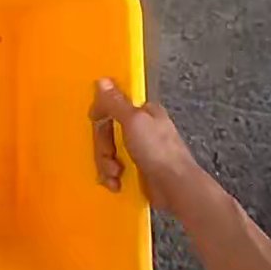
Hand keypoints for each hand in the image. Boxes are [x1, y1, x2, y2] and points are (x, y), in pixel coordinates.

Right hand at [89, 78, 209, 210]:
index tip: (95, 122)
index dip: (101, 116)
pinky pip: (114, 168)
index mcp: (144, 113)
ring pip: (109, 152)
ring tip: (115, 174)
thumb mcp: (133, 121)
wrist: (176, 189)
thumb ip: (115, 102)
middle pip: (107, 132)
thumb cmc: (159, 152)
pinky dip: (113, 177)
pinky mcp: (137, 170)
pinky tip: (117, 183)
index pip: (112, 106)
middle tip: (109, 156)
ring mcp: (139, 151)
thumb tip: (103, 80)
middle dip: (104, 148)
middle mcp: (142, 129)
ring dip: (107, 165)